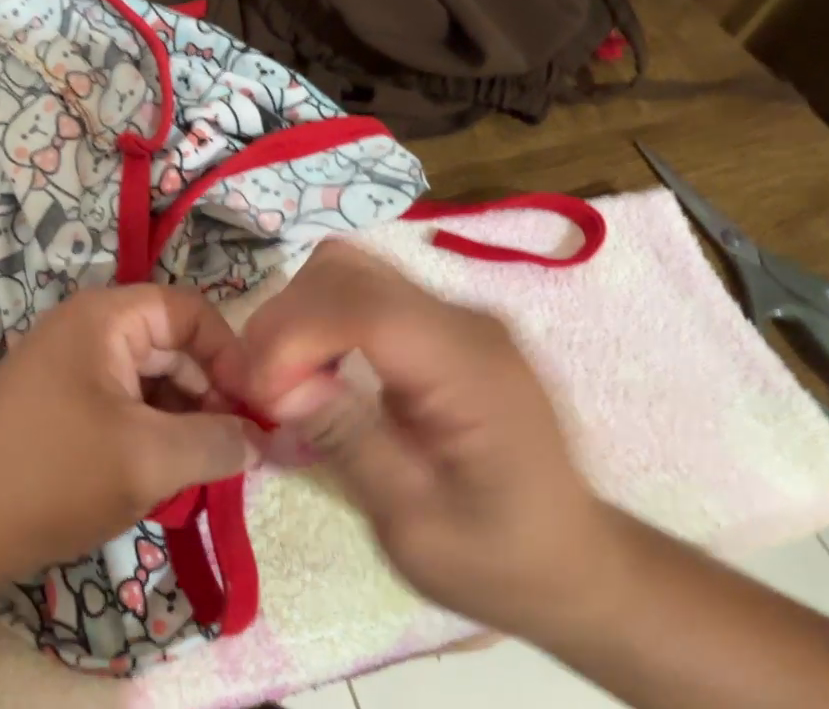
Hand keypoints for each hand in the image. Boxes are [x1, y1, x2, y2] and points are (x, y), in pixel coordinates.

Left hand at [0, 285, 262, 576]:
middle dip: (207, 392)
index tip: (255, 411)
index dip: (230, 356)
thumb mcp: (152, 461)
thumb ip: (218, 442)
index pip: (190, 312)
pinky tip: (160, 471)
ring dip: (180, 417)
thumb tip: (258, 438)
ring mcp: (65, 363)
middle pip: (170, 344)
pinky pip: (120, 400)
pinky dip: (149, 429)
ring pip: (147, 377)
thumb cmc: (56, 478)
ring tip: (200, 467)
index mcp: (104, 317)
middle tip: (235, 449)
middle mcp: (83, 327)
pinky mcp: (55, 400)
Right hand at [215, 240, 621, 638]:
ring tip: (281, 383)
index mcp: (468, 368)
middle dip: (285, 322)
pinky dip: (319, 320)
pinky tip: (313, 372)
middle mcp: (464, 321)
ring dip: (297, 317)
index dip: (294, 335)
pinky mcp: (441, 325)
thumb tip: (282, 386)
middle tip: (261, 392)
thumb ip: (350, 444)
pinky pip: (362, 293)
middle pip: (346, 271)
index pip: (364, 308)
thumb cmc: (496, 556)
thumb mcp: (416, 525)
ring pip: (347, 271)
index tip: (259, 395)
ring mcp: (455, 316)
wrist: (570, 558)